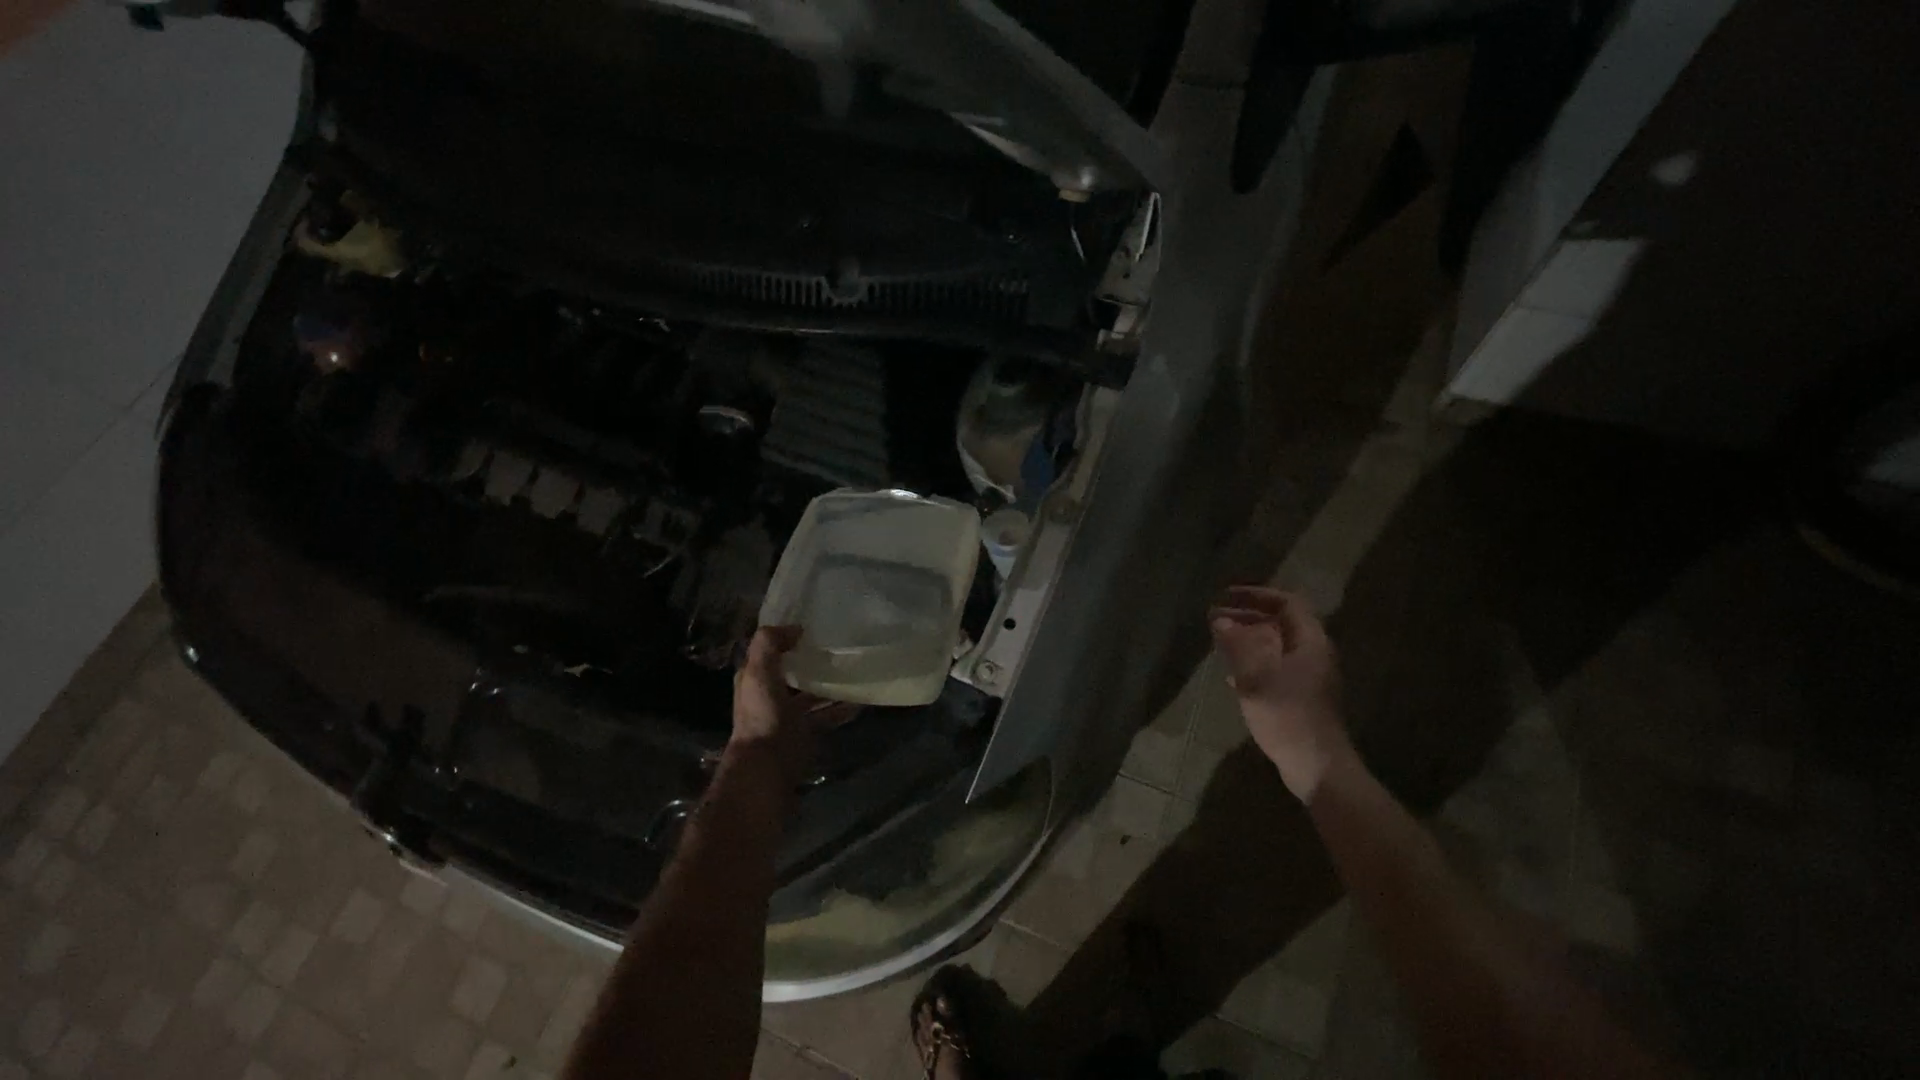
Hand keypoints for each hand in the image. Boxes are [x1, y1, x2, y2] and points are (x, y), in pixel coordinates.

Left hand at [729, 626, 848, 787]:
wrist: (768, 766)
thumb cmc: (762, 715)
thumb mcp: (759, 672)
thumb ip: (770, 644)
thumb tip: (795, 629)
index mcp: (755, 678)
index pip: (771, 652)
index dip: (788, 639)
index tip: (815, 626)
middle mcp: (771, 695)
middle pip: (796, 673)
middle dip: (815, 662)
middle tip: (843, 647)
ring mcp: (790, 716)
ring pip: (814, 695)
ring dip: (832, 686)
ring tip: (858, 672)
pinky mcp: (806, 733)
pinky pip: (828, 716)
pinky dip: (843, 709)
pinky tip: (862, 701)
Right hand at [1209, 586, 1352, 801]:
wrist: (1317, 765)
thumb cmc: (1288, 716)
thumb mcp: (1255, 679)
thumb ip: (1237, 646)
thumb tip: (1220, 620)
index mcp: (1310, 642)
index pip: (1286, 602)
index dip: (1256, 595)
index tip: (1225, 596)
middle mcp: (1314, 653)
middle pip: (1282, 623)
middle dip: (1248, 616)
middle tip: (1216, 617)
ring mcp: (1310, 676)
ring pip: (1277, 646)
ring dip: (1249, 640)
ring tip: (1220, 641)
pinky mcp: (1302, 696)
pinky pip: (1276, 666)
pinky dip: (1253, 662)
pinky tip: (1232, 676)